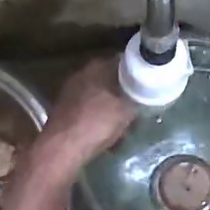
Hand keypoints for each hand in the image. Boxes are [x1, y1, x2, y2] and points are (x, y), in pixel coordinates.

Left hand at [31, 58, 137, 181]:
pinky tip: (105, 134)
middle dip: (122, 93)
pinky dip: (97, 119)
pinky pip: (87, 111)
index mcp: (96, 67)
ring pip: (97, 97)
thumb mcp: (127, 111)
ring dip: (110, 108)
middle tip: (136, 106)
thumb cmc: (97, 123)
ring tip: (122, 124)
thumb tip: (142, 95)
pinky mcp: (63, 111)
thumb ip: (137, 99)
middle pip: (108, 80)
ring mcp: (69, 93)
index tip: (147, 84)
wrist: (63, 147)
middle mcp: (80, 75)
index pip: (122, 62)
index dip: (136, 73)